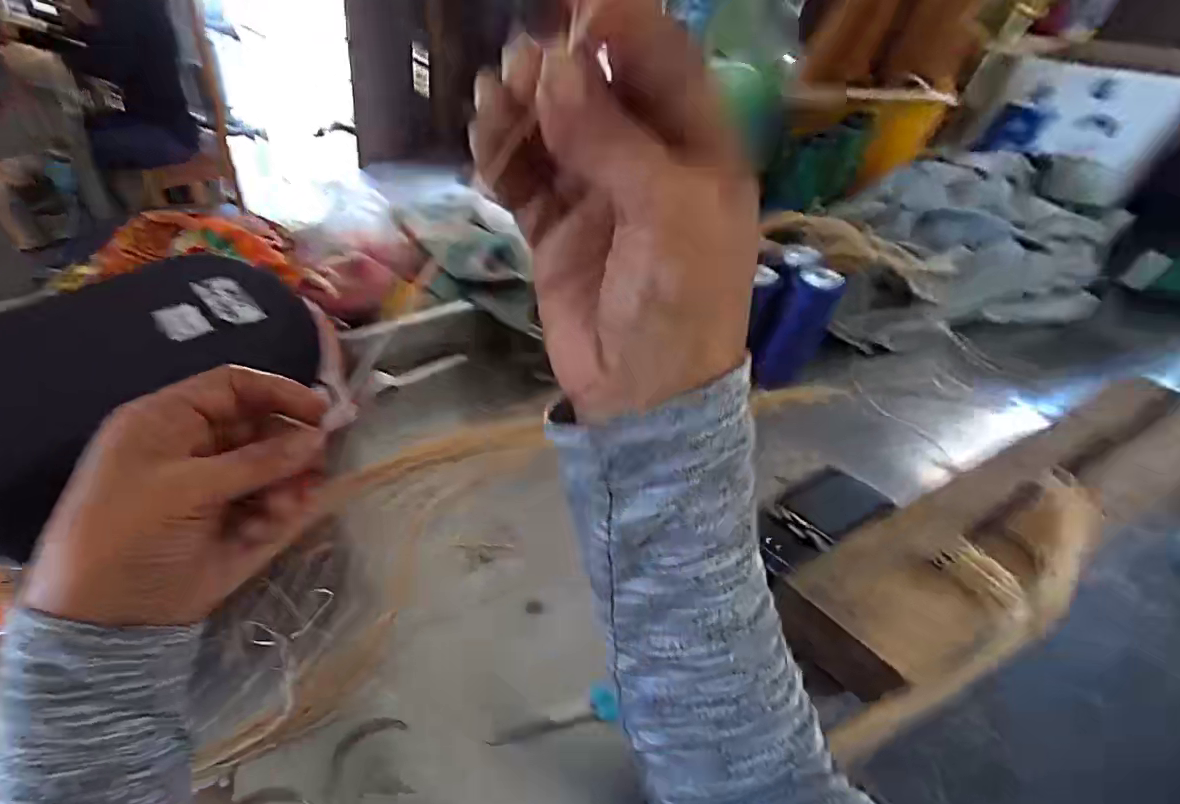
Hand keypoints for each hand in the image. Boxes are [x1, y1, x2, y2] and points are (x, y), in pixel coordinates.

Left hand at [22, 365, 328, 626]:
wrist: (104, 615)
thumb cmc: (130, 532)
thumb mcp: (186, 487)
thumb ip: (255, 462)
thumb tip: (316, 438)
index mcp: (167, 422)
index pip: (230, 388)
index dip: (277, 392)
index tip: (321, 411)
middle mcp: (193, 451)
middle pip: (256, 429)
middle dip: (288, 445)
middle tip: (318, 463)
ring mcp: (213, 493)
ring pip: (268, 472)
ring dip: (286, 483)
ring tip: (287, 506)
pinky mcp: (229, 531)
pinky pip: (267, 510)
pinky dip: (279, 514)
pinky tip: (278, 523)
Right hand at [470, 0, 758, 419]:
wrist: (639, 389)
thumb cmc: (678, 300)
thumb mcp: (665, 213)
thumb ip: (612, 144)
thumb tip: (558, 75)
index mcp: (695, 146)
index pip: (661, 66)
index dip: (623, 30)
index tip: (579, 8)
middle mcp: (642, 163)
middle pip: (597, 96)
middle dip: (561, 72)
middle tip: (521, 62)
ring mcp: (593, 199)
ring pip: (552, 139)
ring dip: (523, 114)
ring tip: (493, 96)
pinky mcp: (552, 234)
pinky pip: (523, 186)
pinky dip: (503, 163)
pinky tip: (484, 145)